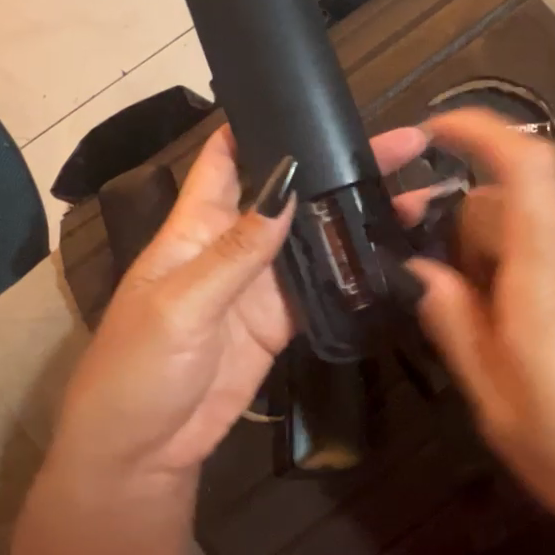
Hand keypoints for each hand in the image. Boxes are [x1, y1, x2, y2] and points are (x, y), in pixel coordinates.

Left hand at [52, 123, 429, 485]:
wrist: (143, 453)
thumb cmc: (137, 370)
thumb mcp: (180, 306)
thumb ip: (235, 251)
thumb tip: (285, 186)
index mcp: (196, 227)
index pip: (227, 159)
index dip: (263, 125)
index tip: (313, 101)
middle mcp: (235, 244)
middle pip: (293, 193)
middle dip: (340, 167)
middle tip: (406, 145)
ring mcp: (263, 285)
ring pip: (317, 237)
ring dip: (358, 215)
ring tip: (418, 195)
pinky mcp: (282, 321)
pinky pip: (324, 286)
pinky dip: (357, 269)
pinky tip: (395, 251)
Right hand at [407, 109, 554, 554]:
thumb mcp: (500, 407)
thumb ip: (458, 329)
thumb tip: (419, 271)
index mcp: (547, 282)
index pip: (530, 169)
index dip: (484, 130)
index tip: (434, 132)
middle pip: (509, 209)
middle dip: (453, 223)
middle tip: (412, 274)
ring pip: (528, 244)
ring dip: (482, 261)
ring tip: (458, 328)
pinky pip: (552, 273)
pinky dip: (515, 285)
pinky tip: (506, 345)